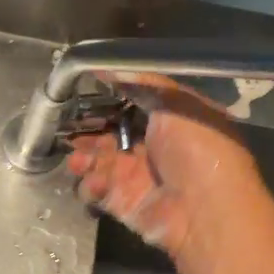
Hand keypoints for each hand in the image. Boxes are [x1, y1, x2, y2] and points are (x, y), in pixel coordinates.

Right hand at [65, 74, 265, 264]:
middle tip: (69, 127)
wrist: (205, 208)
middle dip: (88, 130)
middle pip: (110, 135)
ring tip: (76, 158)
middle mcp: (155, 148)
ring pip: (99, 162)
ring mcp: (138, 177)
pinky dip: (90, 185)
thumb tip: (104, 65)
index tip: (83, 90)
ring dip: (83, 158)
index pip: (132, 105)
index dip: (108, 99)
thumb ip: (140, 82)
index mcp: (172, 121)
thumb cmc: (198, 148)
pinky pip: (98, 191)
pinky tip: (94, 181)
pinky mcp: (124, 203)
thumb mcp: (176, 102)